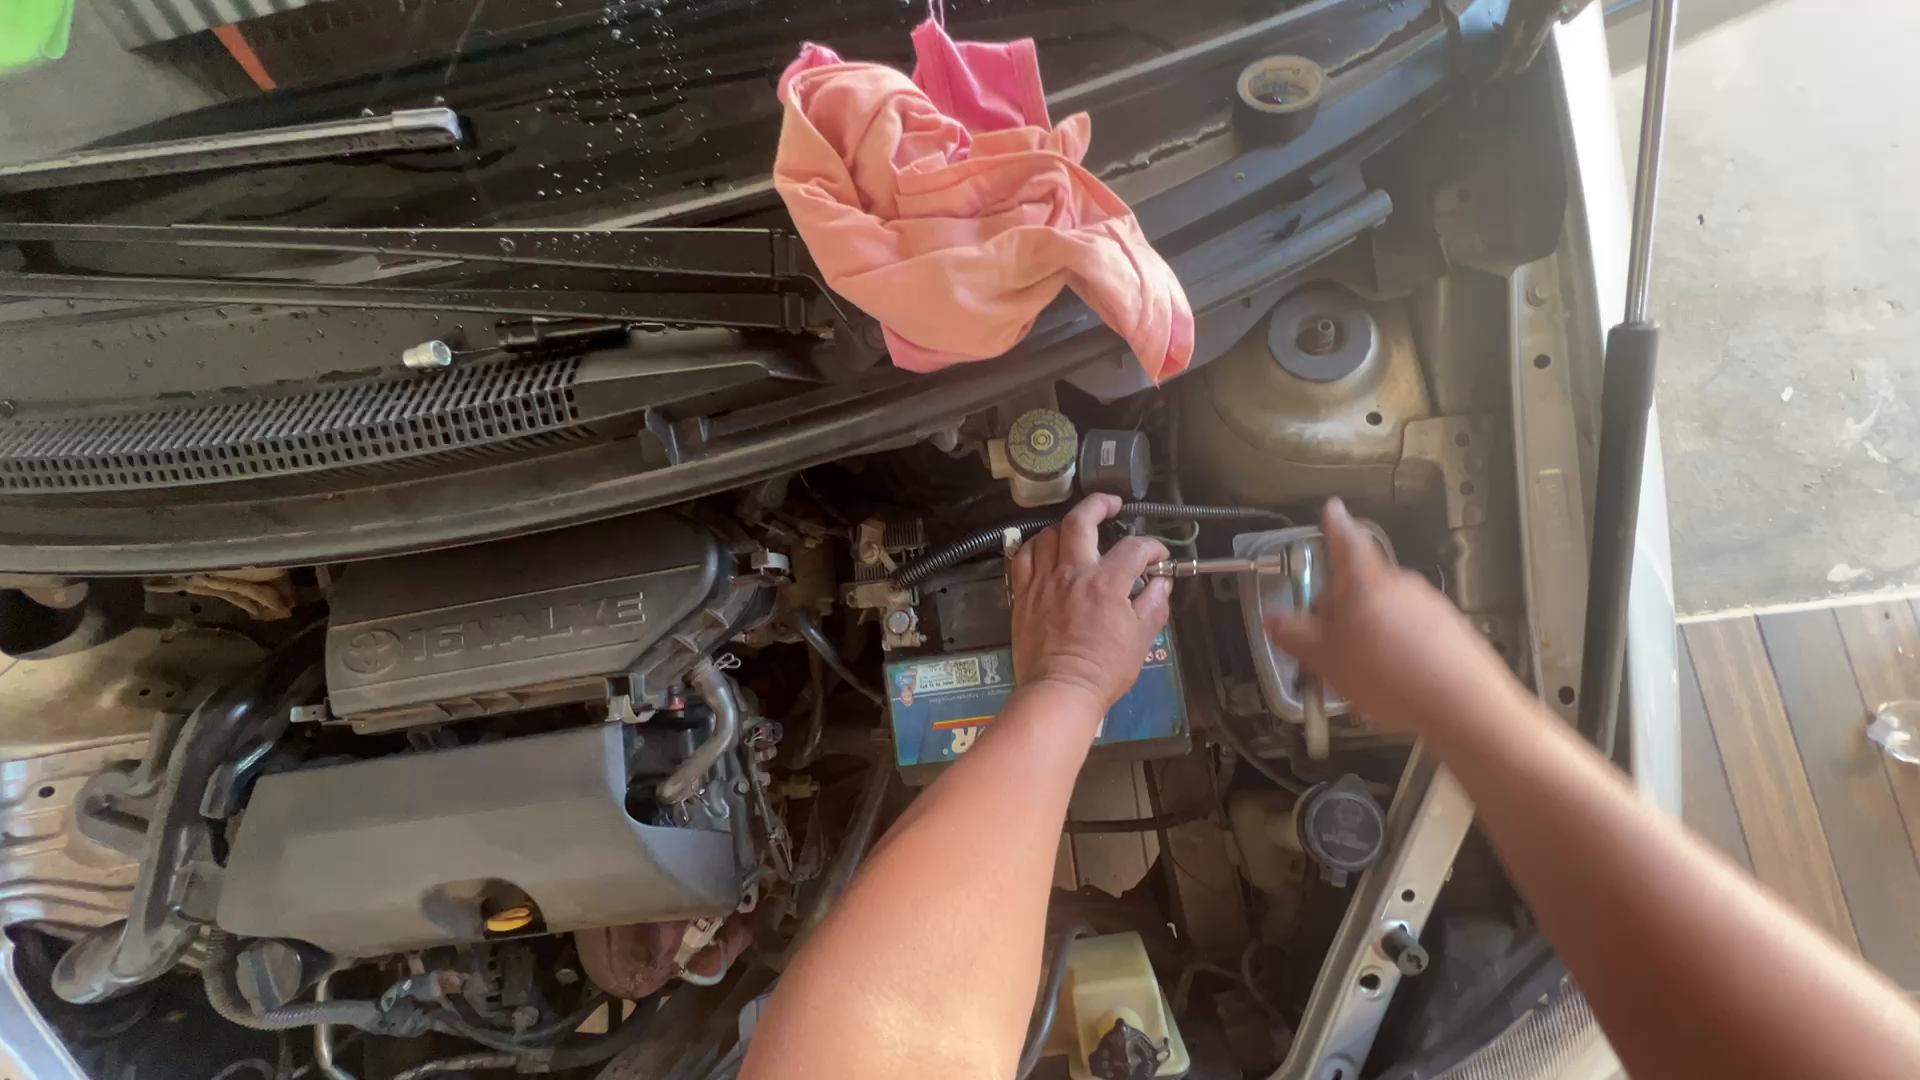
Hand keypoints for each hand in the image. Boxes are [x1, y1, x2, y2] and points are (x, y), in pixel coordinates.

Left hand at [1009, 495, 1172, 712]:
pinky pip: (1022, 557)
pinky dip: (1034, 547)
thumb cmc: (1105, 668)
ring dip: (1065, 527)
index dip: (1151, 547)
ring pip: (1048, 534)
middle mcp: (1072, 573)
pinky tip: (1043, 549)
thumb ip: (1153, 605)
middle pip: (1081, 520)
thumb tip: (1161, 583)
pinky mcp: (1023, 594)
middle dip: (1099, 504)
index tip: (1158, 556)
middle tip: (1111, 504)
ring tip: (1077, 531)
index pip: (1134, 548)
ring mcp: (1043, 581)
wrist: (1061, 689)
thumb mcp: (1142, 639)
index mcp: (1106, 583)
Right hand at [1266, 498, 1523, 738]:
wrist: (1466, 708)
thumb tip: (1273, 619)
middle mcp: (1400, 585)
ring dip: (1365, 631)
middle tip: (1323, 642)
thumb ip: (1292, 634)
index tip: (1332, 508)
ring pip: (1383, 610)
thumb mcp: (1322, 658)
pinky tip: (1390, 680)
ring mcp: (1430, 606)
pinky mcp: (1451, 631)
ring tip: (1357, 671)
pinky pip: (1409, 630)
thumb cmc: (1386, 674)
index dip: (1334, 525)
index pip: (1346, 542)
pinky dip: (1393, 646)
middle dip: (1338, 608)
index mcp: (1365, 583)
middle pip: (1359, 585)